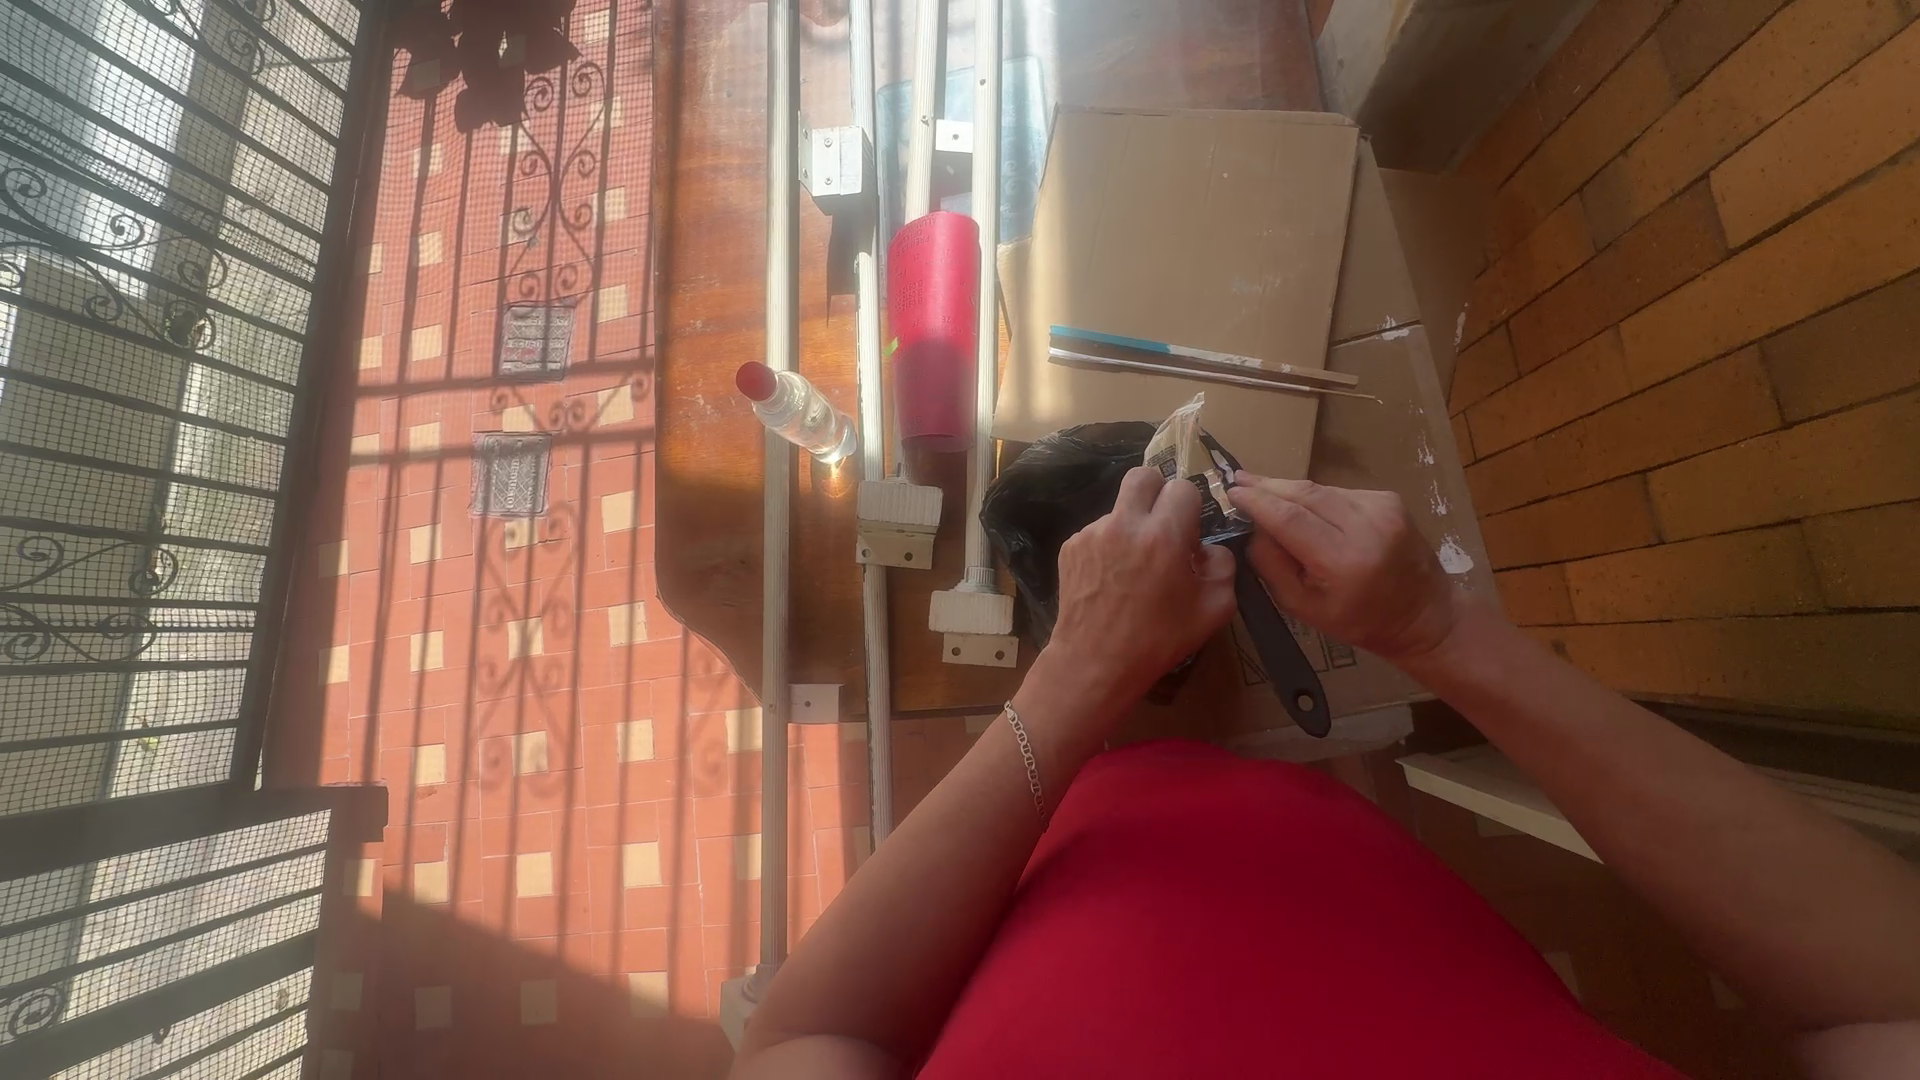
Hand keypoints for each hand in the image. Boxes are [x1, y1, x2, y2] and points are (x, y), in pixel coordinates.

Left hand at [1046, 467, 1237, 704]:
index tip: (1188, 535)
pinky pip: (1097, 532)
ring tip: (1132, 569)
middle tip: (1161, 522)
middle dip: (1157, 492)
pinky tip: (1110, 579)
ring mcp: (1091, 533)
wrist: (1095, 661)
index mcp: (1163, 535)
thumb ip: (1222, 565)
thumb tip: (1206, 548)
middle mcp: (1124, 523)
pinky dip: (1108, 547)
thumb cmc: (1159, 639)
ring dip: (1130, 526)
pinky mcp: (1070, 546)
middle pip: (1142, 475)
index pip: (1182, 487)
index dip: (1190, 508)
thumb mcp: (1215, 608)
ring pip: (1118, 508)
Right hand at [1226, 475, 1460, 664]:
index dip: (1256, 501)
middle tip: (1238, 480)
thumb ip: (1271, 564)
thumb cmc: (1356, 620)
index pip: (1289, 518)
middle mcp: (1367, 526)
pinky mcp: (1389, 500)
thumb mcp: (1300, 606)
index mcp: (1343, 560)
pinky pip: (1338, 492)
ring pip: (1320, 489)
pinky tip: (1304, 508)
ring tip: (1261, 491)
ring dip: (1288, 490)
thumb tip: (1254, 526)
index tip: (1231, 492)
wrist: (1424, 615)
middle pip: (1304, 493)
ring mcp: (1382, 508)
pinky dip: (1315, 497)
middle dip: (1267, 485)